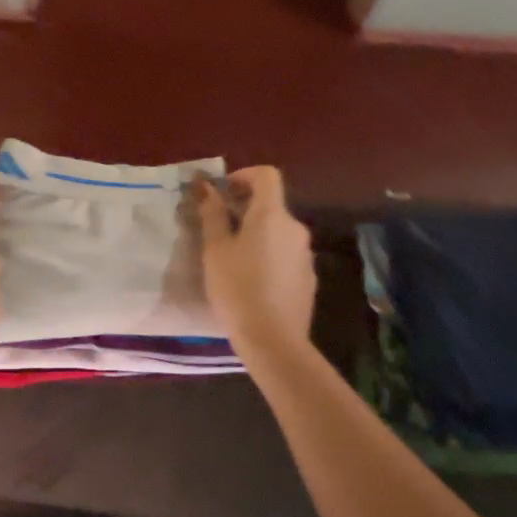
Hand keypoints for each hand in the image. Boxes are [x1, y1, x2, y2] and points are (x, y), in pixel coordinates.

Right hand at [196, 166, 315, 358]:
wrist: (274, 341)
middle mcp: (295, 228)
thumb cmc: (238, 289)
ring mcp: (305, 254)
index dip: (245, 175)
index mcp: (272, 214)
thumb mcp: (215, 250)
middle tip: (220, 229)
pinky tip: (254, 282)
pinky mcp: (309, 278)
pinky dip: (270, 256)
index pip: (267, 175)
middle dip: (246, 209)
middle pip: (272, 205)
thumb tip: (207, 188)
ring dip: (259, 234)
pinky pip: (286, 255)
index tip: (224, 192)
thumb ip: (212, 214)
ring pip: (279, 232)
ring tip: (234, 259)